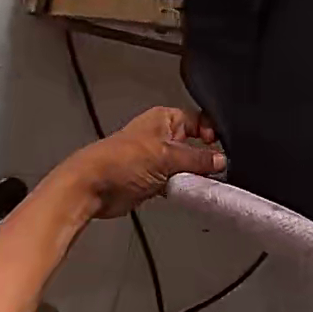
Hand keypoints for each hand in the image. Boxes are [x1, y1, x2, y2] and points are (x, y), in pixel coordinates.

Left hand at [47, 106, 225, 218]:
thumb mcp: (167, 155)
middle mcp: (162, 136)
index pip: (198, 120)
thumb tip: (220, 160)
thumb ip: (197, 159)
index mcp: (164, 119)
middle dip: (203, 158)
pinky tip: (189, 192)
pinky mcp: (153, 180)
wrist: (92, 188)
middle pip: (195, 145)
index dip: (211, 133)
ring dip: (192, 175)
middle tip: (213, 169)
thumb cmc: (121, 160)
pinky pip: (177, 182)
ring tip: (199, 182)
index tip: (219, 148)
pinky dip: (183, 188)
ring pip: (186, 166)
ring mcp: (157, 158)